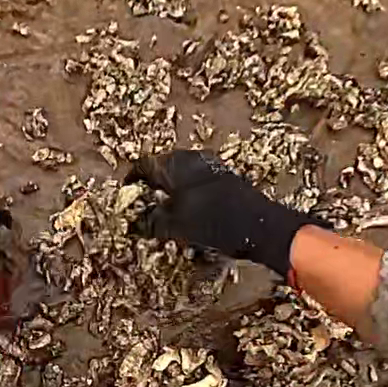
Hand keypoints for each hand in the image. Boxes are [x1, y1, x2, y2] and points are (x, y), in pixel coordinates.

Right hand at [137, 151, 328, 277]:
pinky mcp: (224, 179)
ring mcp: (211, 167)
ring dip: (168, 193)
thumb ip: (149, 221)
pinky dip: (184, 196)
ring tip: (161, 214)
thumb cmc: (214, 222)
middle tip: (140, 208)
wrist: (263, 227)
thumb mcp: (174, 226)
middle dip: (149, 187)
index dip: (131, 181)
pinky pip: (195, 183)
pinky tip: (184, 215)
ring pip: (179, 176)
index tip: (125, 196)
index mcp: (176, 164)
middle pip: (161, 169)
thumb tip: (131, 223)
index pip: (143, 165)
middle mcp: (192, 159)